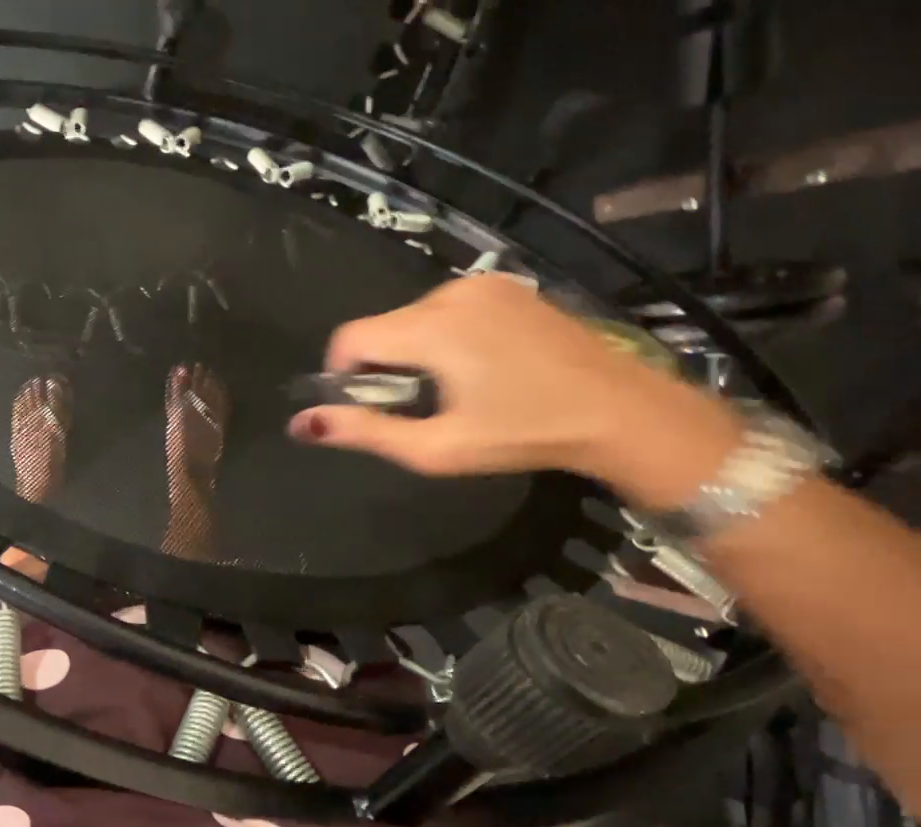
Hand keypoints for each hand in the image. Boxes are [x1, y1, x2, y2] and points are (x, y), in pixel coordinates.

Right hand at [287, 276, 741, 506]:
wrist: (620, 410)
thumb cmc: (522, 434)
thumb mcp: (435, 448)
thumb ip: (364, 432)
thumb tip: (300, 423)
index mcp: (433, 329)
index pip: (350, 338)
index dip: (342, 375)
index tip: (366, 407)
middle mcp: (453, 294)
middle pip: (381, 327)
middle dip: (382, 366)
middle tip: (418, 406)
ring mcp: (485, 285)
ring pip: (412, 317)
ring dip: (411, 352)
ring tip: (450, 389)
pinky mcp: (508, 287)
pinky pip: (446, 308)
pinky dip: (442, 336)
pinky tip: (476, 367)